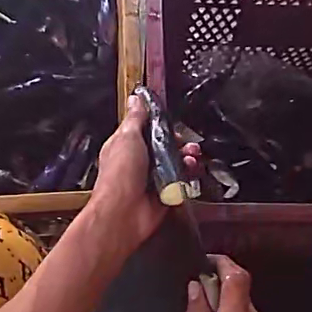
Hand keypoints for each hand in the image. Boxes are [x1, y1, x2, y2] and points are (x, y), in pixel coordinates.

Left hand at [85, 93, 199, 253]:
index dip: (160, 125)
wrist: (123, 212)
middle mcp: (138, 163)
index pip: (146, 129)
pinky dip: (188, 176)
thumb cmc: (119, 175)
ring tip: (192, 156)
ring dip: (186, 158)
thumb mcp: (127, 137)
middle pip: (164, 147)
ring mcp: (151, 180)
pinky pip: (180, 182)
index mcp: (125, 146)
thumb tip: (136, 98)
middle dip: (179, 143)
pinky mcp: (164, 195)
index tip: (170, 122)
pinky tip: (190, 170)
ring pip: (175, 164)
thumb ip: (135, 118)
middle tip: (186, 142)